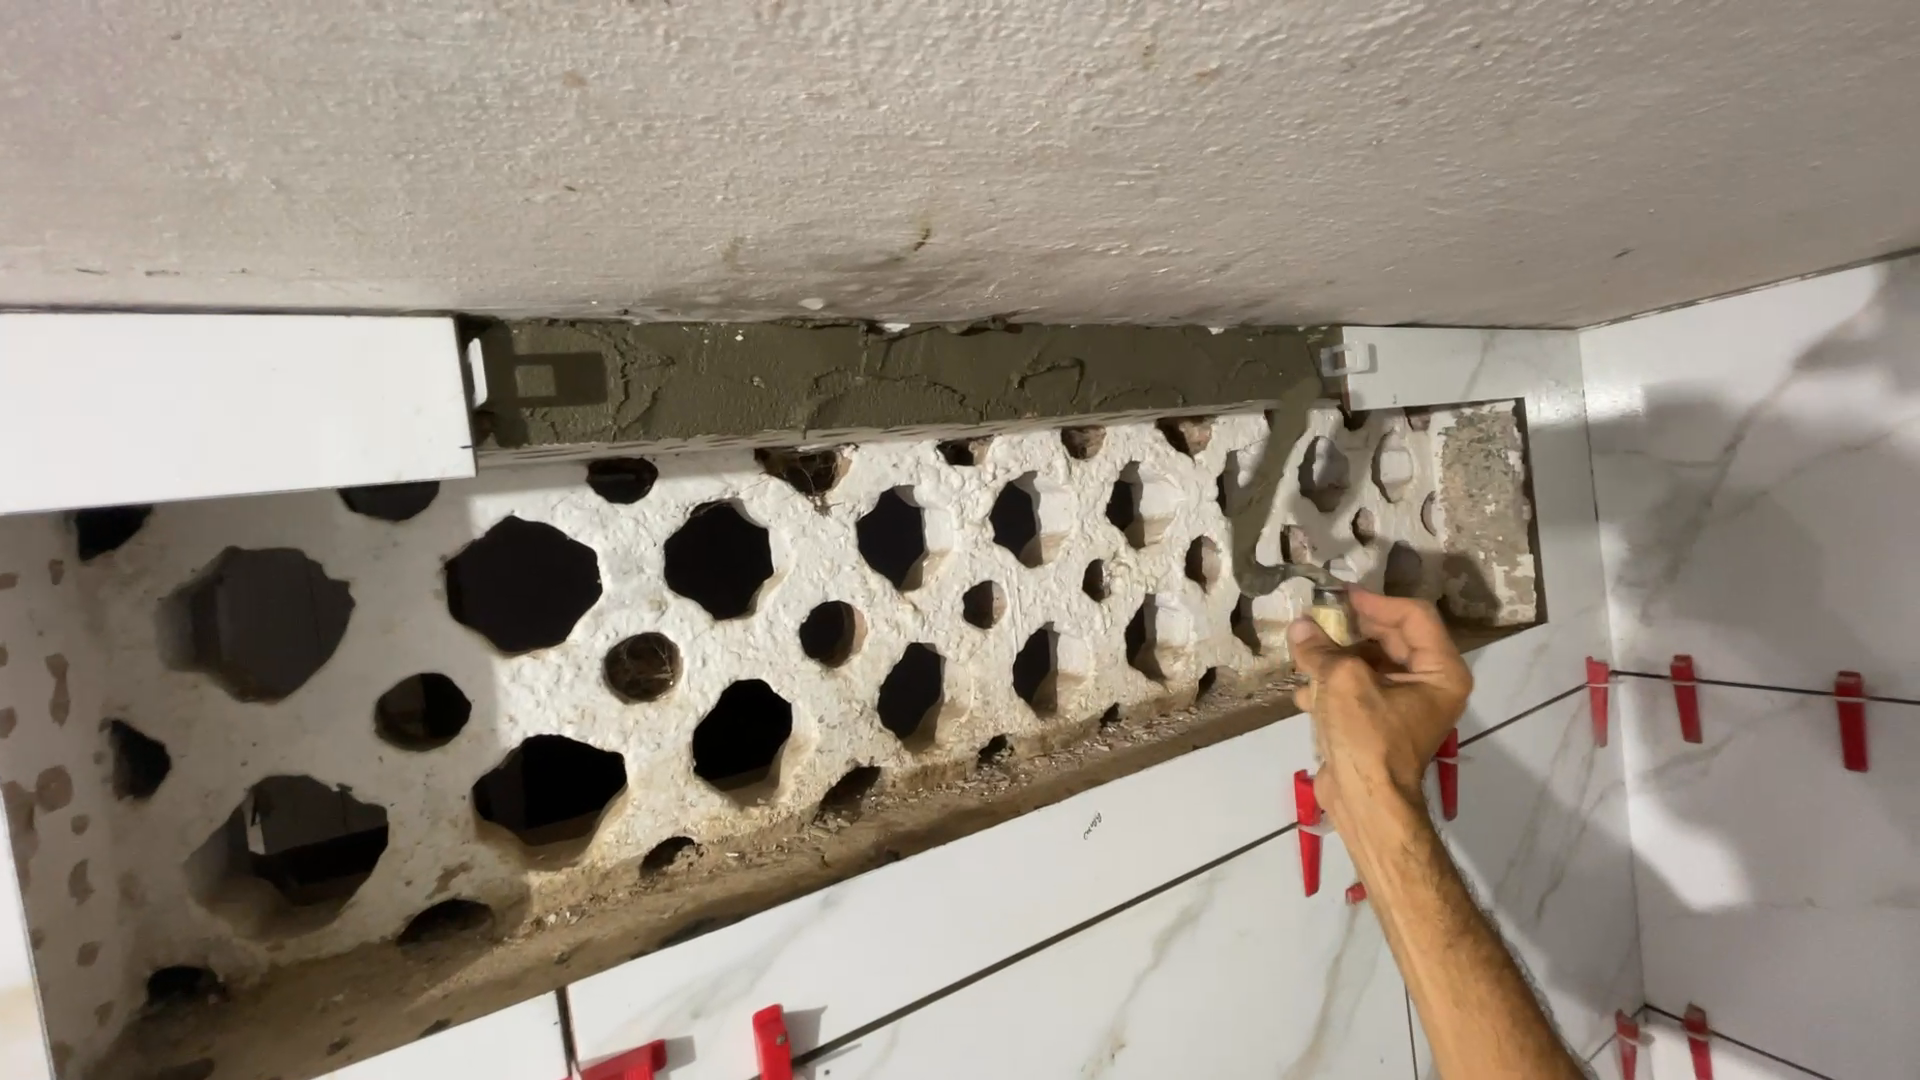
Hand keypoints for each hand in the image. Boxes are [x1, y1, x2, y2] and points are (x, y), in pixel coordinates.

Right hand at [1287, 589, 1471, 823]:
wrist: (1365, 801)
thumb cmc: (1367, 736)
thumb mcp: (1341, 681)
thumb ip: (1320, 648)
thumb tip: (1300, 627)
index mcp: (1440, 672)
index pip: (1414, 616)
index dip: (1376, 601)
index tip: (1339, 596)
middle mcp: (1428, 684)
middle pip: (1388, 638)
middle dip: (1348, 630)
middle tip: (1315, 619)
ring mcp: (1402, 705)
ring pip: (1366, 663)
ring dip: (1332, 659)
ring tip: (1303, 658)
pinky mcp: (1376, 722)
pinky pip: (1354, 689)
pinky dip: (1328, 687)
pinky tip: (1303, 696)